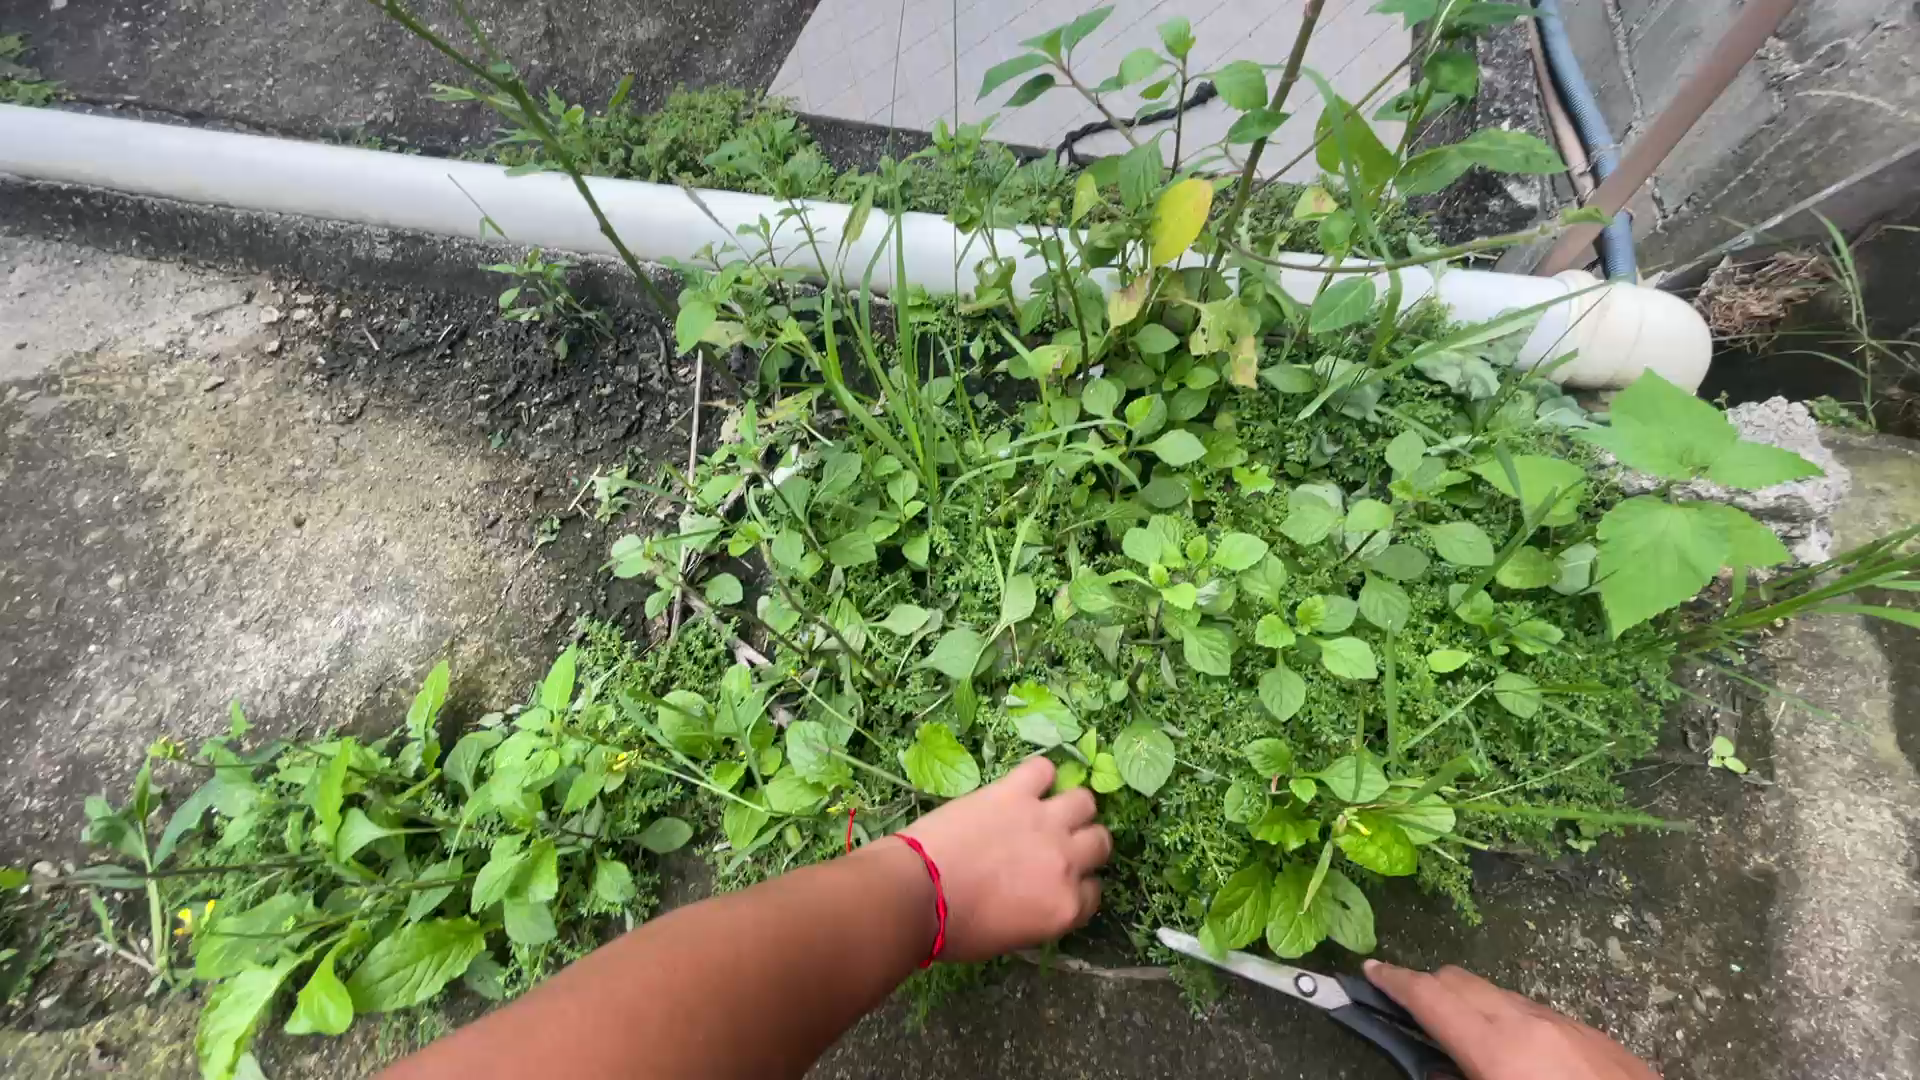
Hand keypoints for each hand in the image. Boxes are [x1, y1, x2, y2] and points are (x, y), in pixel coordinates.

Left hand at [897, 755, 1110, 962]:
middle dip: (1085, 843)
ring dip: (1071, 806)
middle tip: (1060, 843)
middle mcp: (1065, 861)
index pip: (1093, 891)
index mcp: (1065, 906)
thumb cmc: (957, 928)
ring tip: (1050, 809)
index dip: (1077, 884)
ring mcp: (1043, 821)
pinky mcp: (1015, 792)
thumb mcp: (1012, 937)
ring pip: (1084, 800)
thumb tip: (1039, 894)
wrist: (919, 891)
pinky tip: (1027, 784)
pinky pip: (1043, 769)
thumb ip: (1040, 911)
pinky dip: (1040, 774)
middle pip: (1099, 842)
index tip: (1060, 881)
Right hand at [1364, 961, 1659, 1079]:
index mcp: (1497, 1049)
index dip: (1392, 980)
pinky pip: (1544, 1016)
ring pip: (1501, 995)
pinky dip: (1519, 1025)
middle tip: (1414, 1014)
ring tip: (1475, 1044)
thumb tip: (1434, 1070)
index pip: (1427, 995)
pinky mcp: (1608, 1042)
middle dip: (1429, 988)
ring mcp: (1571, 1028)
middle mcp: (1529, 1024)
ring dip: (1475, 1007)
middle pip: (1459, 980)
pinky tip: (1533, 1063)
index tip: (1369, 970)